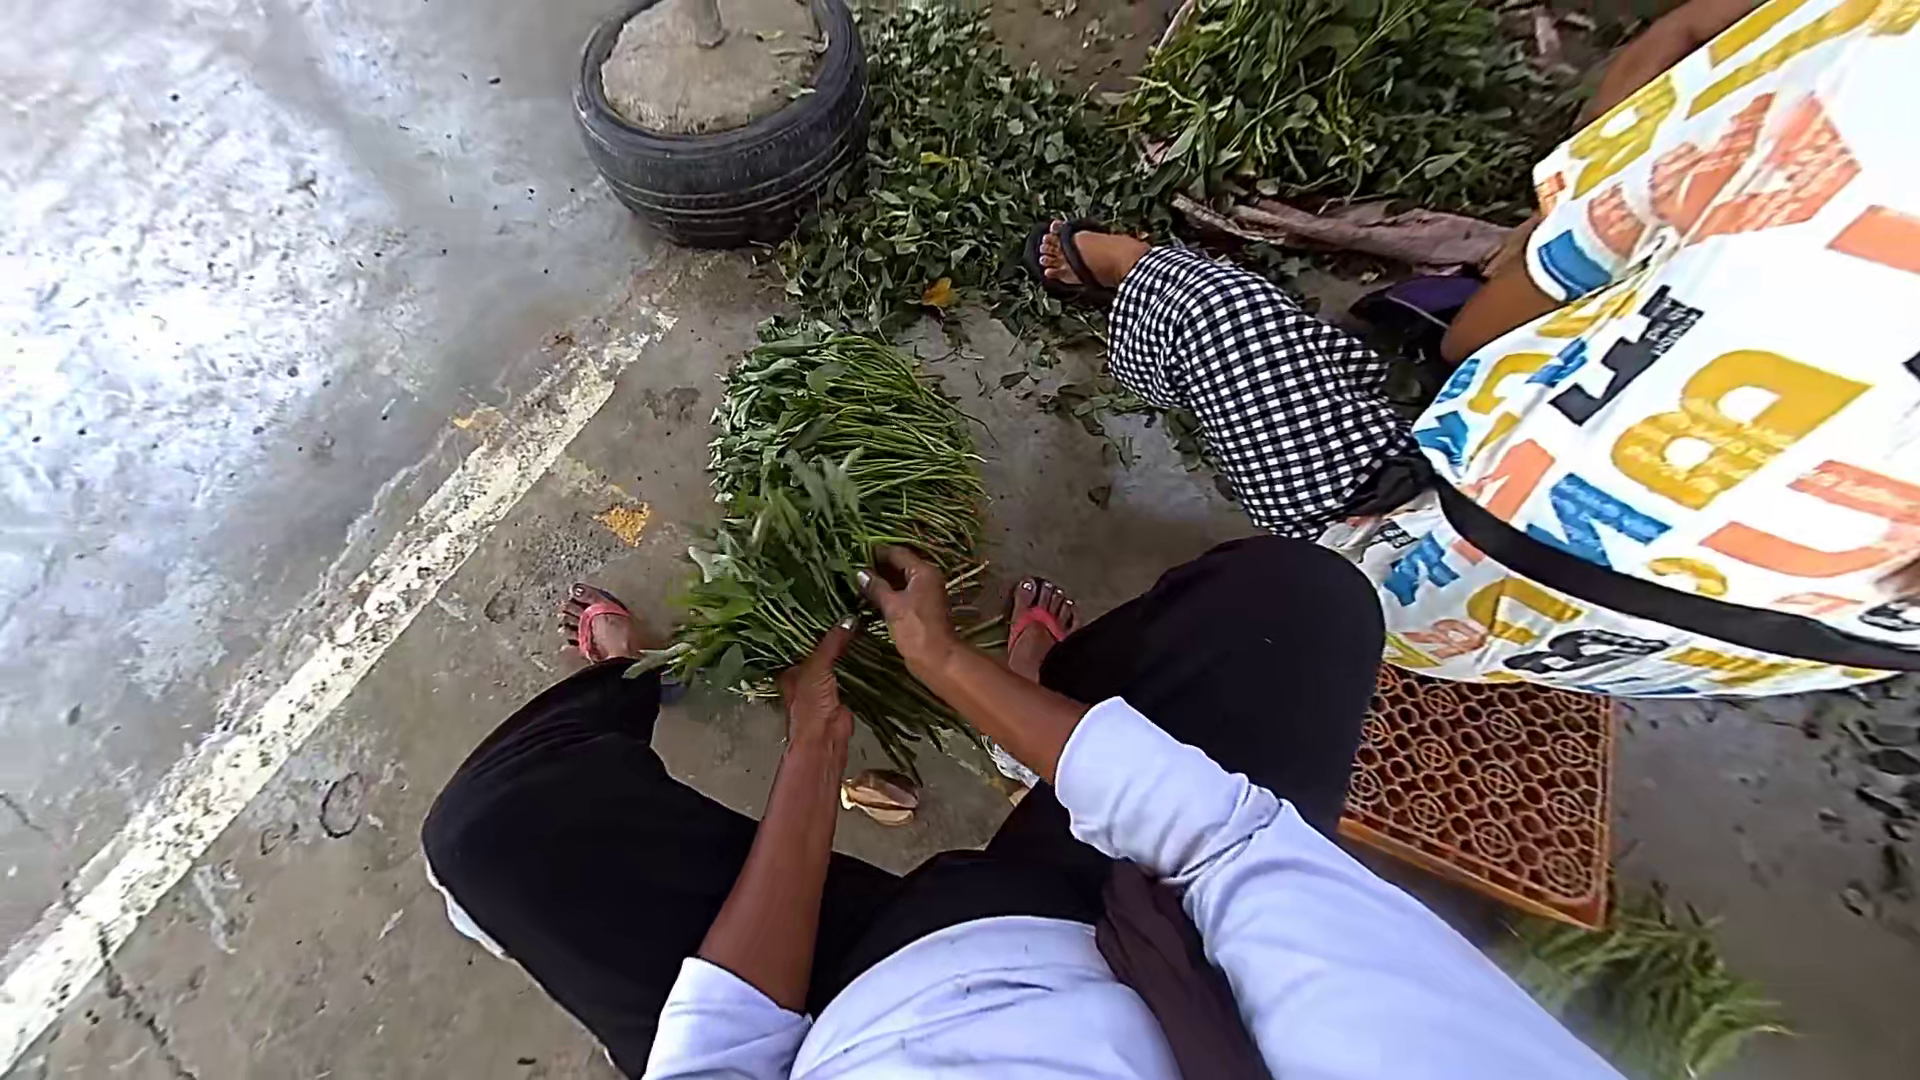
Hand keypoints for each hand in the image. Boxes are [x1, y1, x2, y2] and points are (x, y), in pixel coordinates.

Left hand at [777, 620, 856, 750]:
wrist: (824, 737)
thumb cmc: (810, 704)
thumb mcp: (817, 666)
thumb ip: (832, 643)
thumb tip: (849, 619)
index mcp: (791, 671)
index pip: (802, 643)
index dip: (815, 629)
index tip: (832, 611)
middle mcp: (805, 678)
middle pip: (821, 653)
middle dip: (834, 639)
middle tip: (852, 618)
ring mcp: (824, 688)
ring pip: (836, 663)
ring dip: (847, 652)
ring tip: (863, 629)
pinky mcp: (842, 696)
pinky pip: (851, 675)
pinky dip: (858, 666)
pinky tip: (869, 652)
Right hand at [859, 546, 962, 676]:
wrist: (936, 657)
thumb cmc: (915, 628)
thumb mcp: (892, 605)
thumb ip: (876, 586)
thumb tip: (860, 573)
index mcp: (923, 572)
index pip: (898, 553)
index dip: (877, 552)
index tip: (856, 551)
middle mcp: (927, 579)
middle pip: (901, 565)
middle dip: (878, 566)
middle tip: (853, 566)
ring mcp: (925, 594)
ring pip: (901, 580)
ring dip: (882, 580)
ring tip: (858, 580)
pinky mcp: (921, 608)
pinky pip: (902, 593)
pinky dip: (888, 593)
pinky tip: (870, 596)